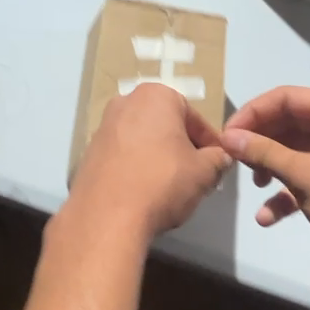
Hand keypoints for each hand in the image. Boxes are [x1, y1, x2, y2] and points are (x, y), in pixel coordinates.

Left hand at [65, 83, 232, 242]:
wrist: (108, 214)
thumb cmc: (162, 181)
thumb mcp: (204, 172)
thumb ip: (217, 159)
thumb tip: (220, 157)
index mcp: (155, 96)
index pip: (194, 117)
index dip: (209, 141)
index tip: (217, 162)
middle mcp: (125, 102)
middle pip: (165, 124)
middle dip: (182, 146)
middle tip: (196, 173)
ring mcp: (103, 125)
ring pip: (143, 138)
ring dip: (159, 155)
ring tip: (172, 184)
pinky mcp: (90, 150)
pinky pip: (123, 153)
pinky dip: (137, 165)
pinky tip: (146, 189)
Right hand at [222, 87, 309, 283]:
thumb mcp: (306, 177)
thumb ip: (264, 153)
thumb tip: (227, 137)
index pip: (286, 98)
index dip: (252, 113)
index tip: (226, 135)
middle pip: (289, 123)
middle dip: (260, 143)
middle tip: (234, 160)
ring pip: (296, 151)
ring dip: (272, 168)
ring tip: (253, 185)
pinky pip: (309, 176)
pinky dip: (288, 192)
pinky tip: (268, 216)